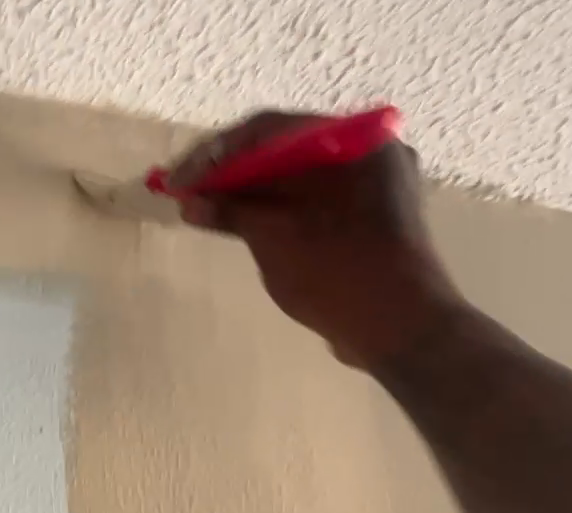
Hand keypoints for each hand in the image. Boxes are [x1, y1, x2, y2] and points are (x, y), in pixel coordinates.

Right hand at [165, 111, 469, 366]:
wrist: (396, 324)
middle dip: (229, 171)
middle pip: (283, 149)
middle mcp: (366, 151)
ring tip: (205, 210)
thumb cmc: (335, 270)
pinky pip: (309, 198)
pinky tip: (241, 222)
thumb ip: (231, 211)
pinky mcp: (364, 216)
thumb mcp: (274, 236)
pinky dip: (272, 206)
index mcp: (352, 141)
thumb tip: (190, 202)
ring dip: (247, 190)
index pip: (269, 130)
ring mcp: (369, 185)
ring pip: (295, 175)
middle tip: (185, 194)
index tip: (176, 181)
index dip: (213, 154)